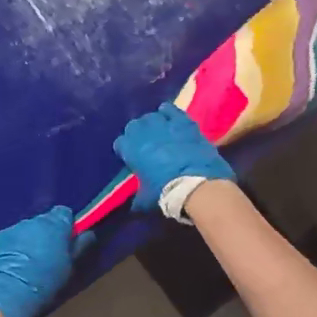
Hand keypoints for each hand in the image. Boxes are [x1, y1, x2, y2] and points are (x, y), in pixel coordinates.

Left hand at [0, 206, 94, 316]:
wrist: (10, 293)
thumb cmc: (46, 280)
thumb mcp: (70, 266)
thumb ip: (80, 245)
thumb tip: (88, 232)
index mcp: (54, 224)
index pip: (64, 213)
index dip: (67, 225)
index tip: (67, 240)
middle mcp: (33, 220)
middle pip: (44, 220)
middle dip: (47, 232)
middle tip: (48, 253)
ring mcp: (13, 228)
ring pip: (26, 229)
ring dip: (30, 239)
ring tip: (30, 260)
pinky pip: (11, 237)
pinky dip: (14, 246)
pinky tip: (14, 262)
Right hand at [113, 104, 234, 213]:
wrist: (196, 185)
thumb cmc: (166, 192)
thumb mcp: (145, 198)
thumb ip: (137, 197)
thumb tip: (134, 205)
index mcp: (131, 150)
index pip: (120, 143)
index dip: (126, 149)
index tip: (131, 156)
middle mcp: (143, 134)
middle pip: (134, 126)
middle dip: (138, 133)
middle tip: (145, 143)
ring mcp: (163, 125)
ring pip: (151, 116)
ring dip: (153, 123)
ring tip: (158, 130)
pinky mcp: (183, 123)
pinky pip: (172, 111)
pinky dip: (168, 112)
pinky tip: (168, 115)